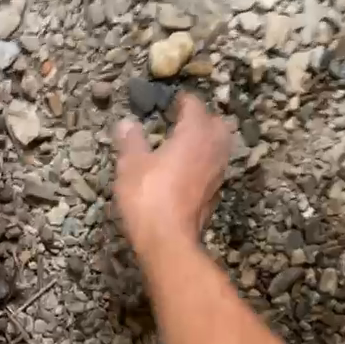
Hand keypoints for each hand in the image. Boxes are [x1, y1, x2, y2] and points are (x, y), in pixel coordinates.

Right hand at [112, 94, 232, 255]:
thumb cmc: (148, 197)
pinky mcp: (214, 197)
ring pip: (218, 149)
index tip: (172, 102)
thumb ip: (130, 141)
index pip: (194, 105)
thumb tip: (126, 124)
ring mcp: (217, 175)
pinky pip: (212, 172)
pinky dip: (203, 166)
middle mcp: (213, 149)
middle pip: (216, 124)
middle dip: (202, 120)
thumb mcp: (131, 165)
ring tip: (185, 146)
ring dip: (205, 144)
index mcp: (195, 132)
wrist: (168, 242)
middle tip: (184, 122)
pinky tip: (187, 173)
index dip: (182, 101)